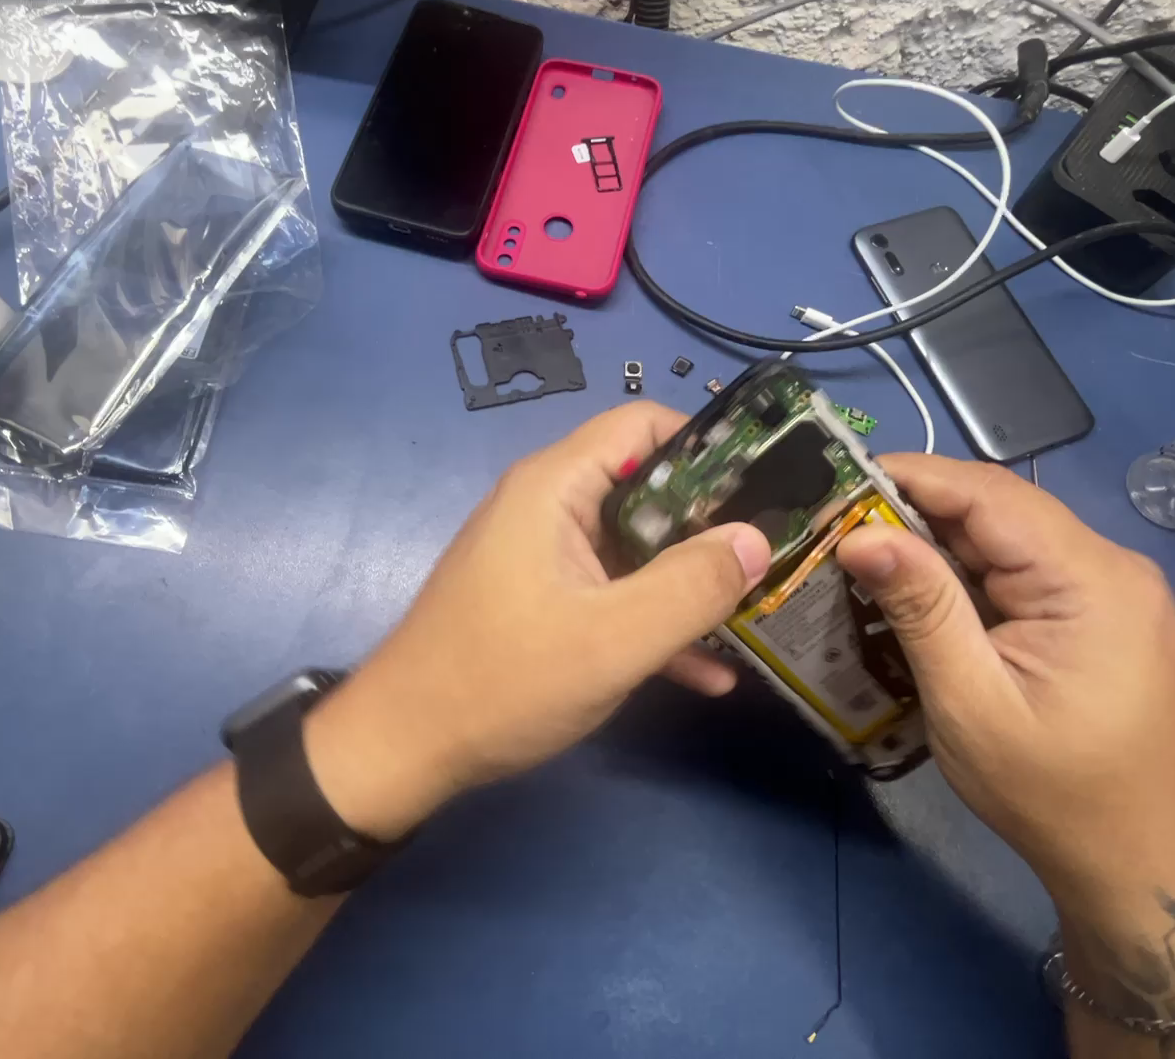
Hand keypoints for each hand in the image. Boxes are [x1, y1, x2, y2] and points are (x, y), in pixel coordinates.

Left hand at [304, 403, 770, 838]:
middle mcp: (547, 507)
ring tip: (751, 613)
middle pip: (645, 487)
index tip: (764, 488)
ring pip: (633, 548)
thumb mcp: (613, 639)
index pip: (641, 426)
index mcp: (554, 488)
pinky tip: (706, 673)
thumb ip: (691, 587)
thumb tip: (756, 540)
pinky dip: (652, 620)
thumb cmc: (503, 682)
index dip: (708, 445)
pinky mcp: (540, 600)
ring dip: (687, 580)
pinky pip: (610, 593)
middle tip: (769, 558)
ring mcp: (542, 556)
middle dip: (709, 522)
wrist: (405, 748)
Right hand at [835, 454, 1174, 904]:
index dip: (911, 476)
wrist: (1134, 862)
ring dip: (932, 538)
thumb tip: (858, 535)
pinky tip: (915, 584)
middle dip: (913, 507)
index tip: (837, 480)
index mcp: (1091, 581)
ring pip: (1004, 535)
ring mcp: (1109, 589)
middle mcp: (1110, 567)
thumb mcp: (970, 701)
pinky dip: (961, 569)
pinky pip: (1017, 567)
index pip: (990, 494)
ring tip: (860, 548)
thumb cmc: (1049, 790)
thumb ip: (921, 608)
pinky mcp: (1095, 612)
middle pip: (998, 508)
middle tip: (835, 520)